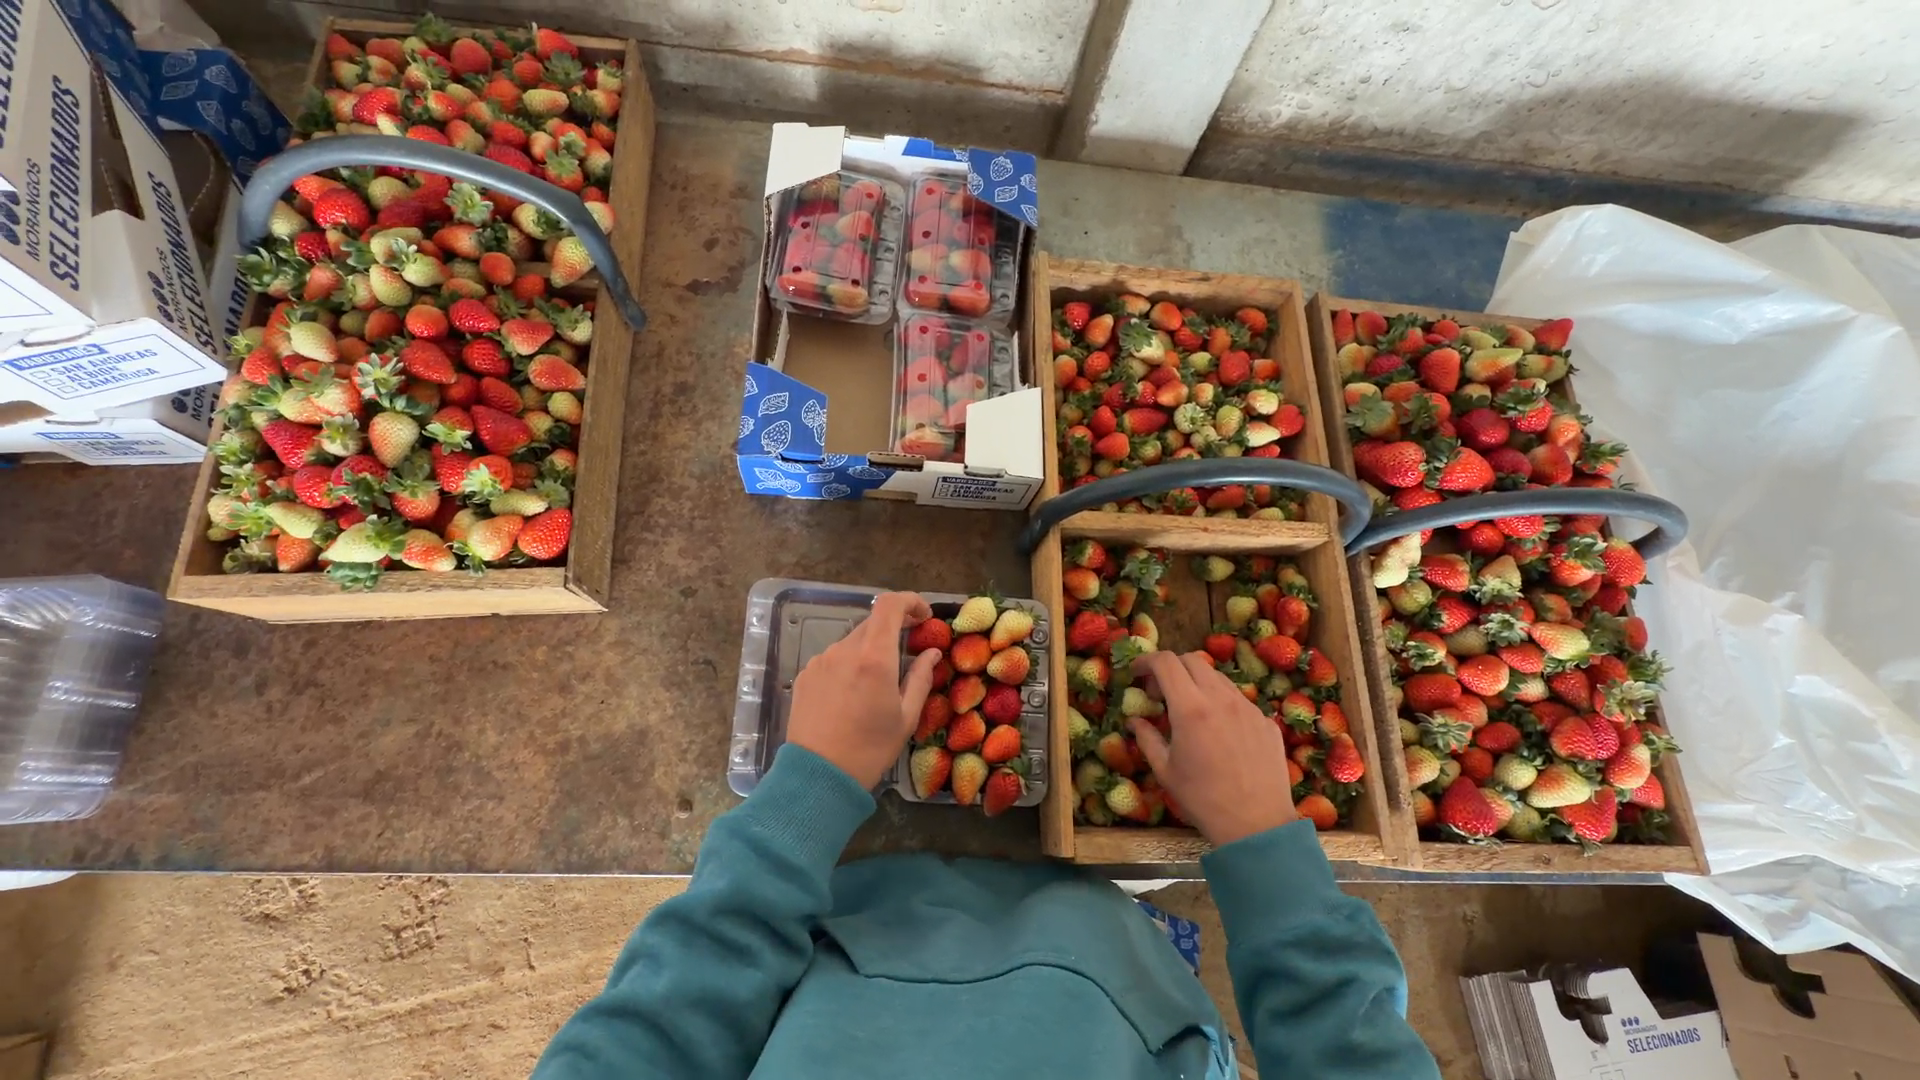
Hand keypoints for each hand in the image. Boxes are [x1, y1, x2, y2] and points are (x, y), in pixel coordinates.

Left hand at [788, 592, 941, 788]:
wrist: (818, 776)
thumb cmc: (870, 749)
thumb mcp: (906, 717)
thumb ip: (920, 678)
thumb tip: (931, 653)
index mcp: (874, 657)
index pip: (890, 604)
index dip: (910, 601)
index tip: (924, 616)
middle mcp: (844, 650)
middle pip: (873, 623)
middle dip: (893, 630)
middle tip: (907, 652)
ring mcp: (821, 661)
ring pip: (852, 642)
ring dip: (869, 651)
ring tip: (877, 684)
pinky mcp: (805, 675)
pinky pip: (833, 659)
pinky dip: (849, 665)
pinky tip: (852, 695)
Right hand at [1130, 651, 1296, 845]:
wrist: (1257, 825)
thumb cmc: (1203, 800)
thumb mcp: (1165, 770)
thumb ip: (1147, 738)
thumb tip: (1134, 721)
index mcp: (1190, 708)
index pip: (1165, 662)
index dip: (1146, 661)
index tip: (1136, 673)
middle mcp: (1221, 698)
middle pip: (1192, 660)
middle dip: (1171, 668)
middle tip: (1160, 693)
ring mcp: (1248, 707)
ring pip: (1218, 677)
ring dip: (1197, 683)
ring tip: (1190, 710)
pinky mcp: (1266, 721)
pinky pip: (1239, 700)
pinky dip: (1221, 703)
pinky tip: (1219, 731)